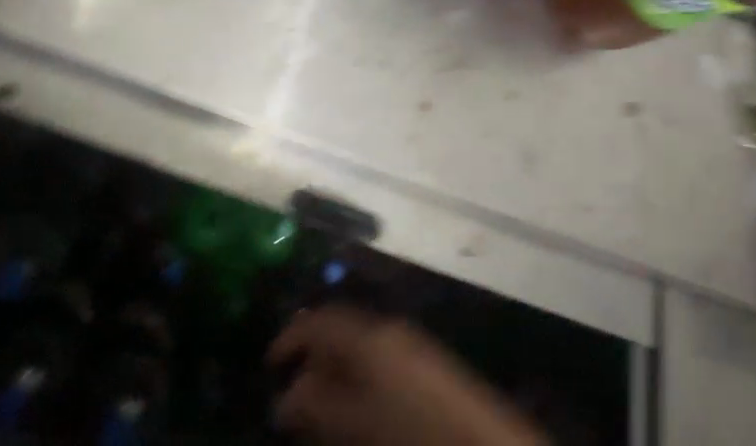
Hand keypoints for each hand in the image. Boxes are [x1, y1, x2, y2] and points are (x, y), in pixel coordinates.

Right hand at [267, 307, 545, 445]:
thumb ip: (314, 406)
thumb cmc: (411, 431)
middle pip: (340, 330)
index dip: (289, 340)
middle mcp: (389, 330)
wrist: (485, 445)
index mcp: (368, 335)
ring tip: (323, 407)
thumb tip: (285, 398)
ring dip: (338, 372)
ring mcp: (413, 347)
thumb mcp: (353, 423)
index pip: (317, 321)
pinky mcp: (430, 367)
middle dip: (314, 358)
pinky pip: (381, 362)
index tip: (270, 365)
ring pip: (361, 349)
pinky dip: (361, 379)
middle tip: (294, 391)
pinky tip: (358, 409)